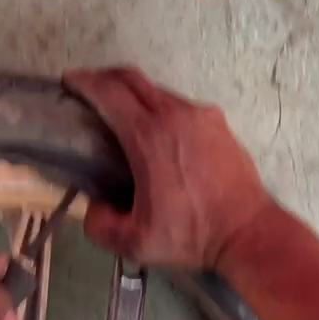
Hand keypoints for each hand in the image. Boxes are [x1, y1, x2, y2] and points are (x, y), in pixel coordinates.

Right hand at [64, 67, 277, 271]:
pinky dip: (158, 107)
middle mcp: (174, 114)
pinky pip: (179, 104)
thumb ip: (99, 224)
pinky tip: (157, 133)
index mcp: (149, 136)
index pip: (109, 92)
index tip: (69, 81)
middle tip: (86, 89)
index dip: (84, 81)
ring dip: (133, 94)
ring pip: (156, 90)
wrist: (249, 232)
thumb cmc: (192, 235)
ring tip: (120, 115)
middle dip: (103, 77)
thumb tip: (94, 204)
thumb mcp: (135, 242)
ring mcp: (200, 114)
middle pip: (131, 78)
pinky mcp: (217, 121)